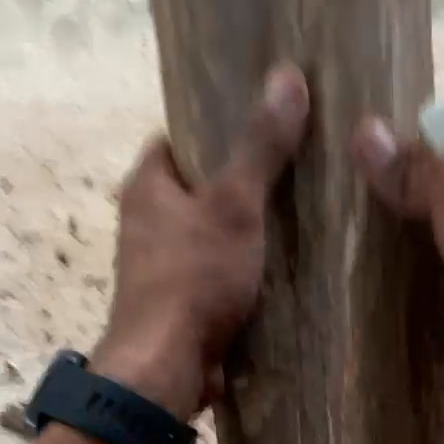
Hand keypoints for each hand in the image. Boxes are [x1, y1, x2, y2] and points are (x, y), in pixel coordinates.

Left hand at [94, 65, 310, 420]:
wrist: (168, 367)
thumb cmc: (195, 277)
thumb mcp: (235, 205)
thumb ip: (261, 147)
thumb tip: (289, 76)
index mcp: (147, 187)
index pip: (179, 139)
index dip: (217, 129)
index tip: (263, 127)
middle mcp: (145, 224)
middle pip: (197, 190)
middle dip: (239, 184)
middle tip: (294, 172)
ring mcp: (161, 270)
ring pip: (208, 238)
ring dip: (243, 235)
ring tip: (298, 220)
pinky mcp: (180, 308)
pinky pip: (215, 278)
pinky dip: (242, 274)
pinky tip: (281, 273)